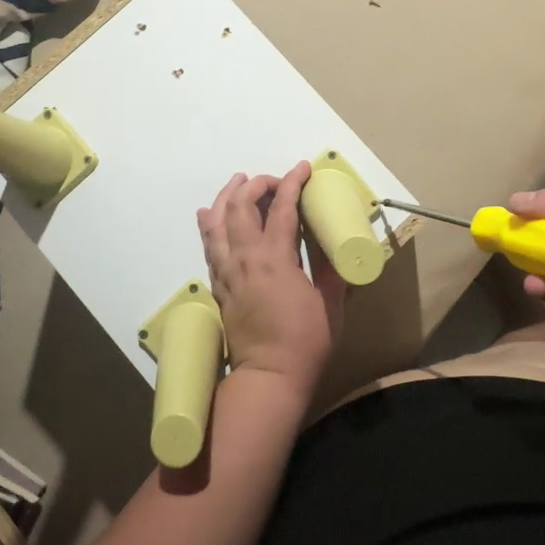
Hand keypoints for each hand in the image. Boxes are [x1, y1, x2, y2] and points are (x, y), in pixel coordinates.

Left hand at [197, 163, 346, 394]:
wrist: (269, 376)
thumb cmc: (305, 341)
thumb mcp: (330, 302)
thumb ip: (331, 268)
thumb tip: (335, 243)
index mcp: (275, 259)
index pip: (282, 208)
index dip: (292, 183)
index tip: (303, 168)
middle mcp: (245, 258)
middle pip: (242, 206)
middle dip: (258, 184)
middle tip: (276, 181)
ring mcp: (227, 271)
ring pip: (218, 222)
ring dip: (228, 196)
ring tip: (239, 182)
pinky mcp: (219, 285)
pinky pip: (209, 245)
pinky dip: (210, 224)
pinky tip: (211, 214)